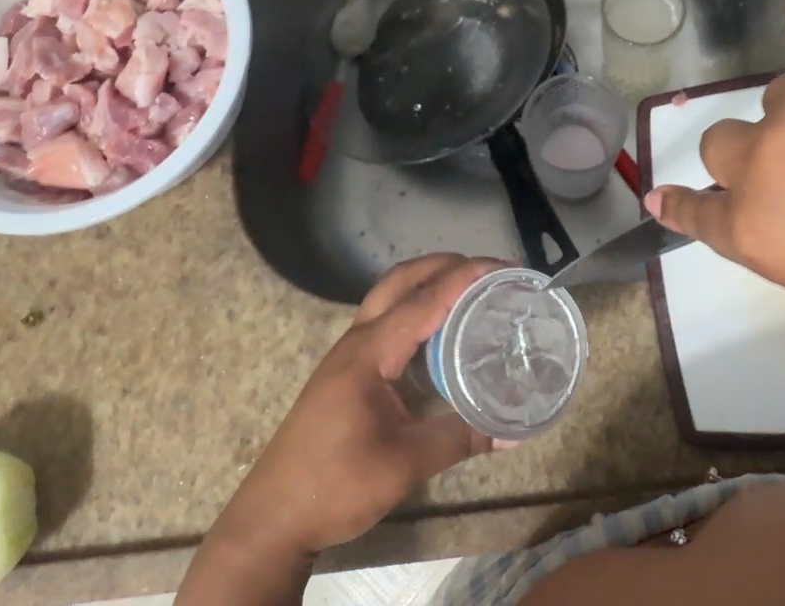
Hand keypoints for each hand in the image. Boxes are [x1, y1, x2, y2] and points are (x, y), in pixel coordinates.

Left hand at [234, 254, 507, 555]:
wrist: (273, 519)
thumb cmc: (335, 486)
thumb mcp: (405, 464)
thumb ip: (459, 439)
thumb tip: (512, 432)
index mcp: (370, 353)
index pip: (424, 299)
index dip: (466, 277)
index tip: (505, 267)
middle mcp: (357, 342)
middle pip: (400, 281)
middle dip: (444, 265)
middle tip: (489, 271)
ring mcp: (348, 357)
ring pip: (390, 299)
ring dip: (428, 285)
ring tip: (471, 293)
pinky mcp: (346, 374)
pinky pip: (386, 324)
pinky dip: (416, 311)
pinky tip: (440, 336)